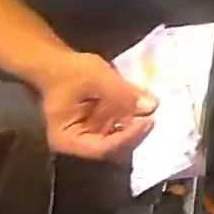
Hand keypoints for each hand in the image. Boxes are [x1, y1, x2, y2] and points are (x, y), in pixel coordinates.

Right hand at [35, 52, 157, 159]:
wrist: (60, 64)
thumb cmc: (70, 72)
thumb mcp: (97, 78)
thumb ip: (122, 92)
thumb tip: (152, 106)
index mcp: (68, 139)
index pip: (101, 149)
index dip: (127, 139)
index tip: (148, 121)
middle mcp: (81, 142)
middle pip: (114, 149)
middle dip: (136, 134)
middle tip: (152, 113)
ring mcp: (95, 132)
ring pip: (123, 139)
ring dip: (139, 126)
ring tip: (151, 107)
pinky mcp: (105, 122)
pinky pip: (124, 126)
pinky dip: (137, 117)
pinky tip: (147, 103)